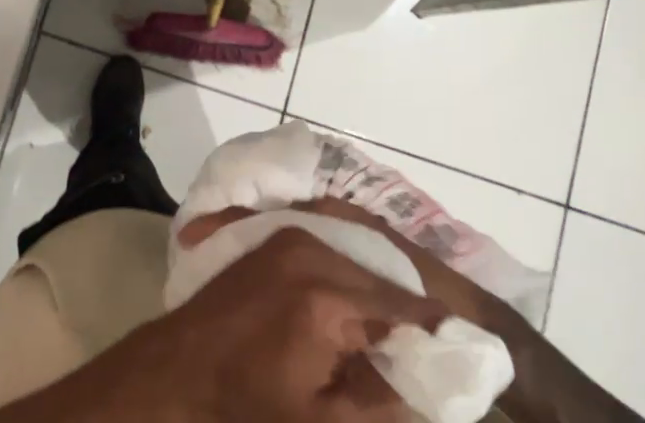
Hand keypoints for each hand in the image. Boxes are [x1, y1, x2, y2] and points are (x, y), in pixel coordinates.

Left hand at [0, 225, 449, 422]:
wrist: (172, 374)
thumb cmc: (244, 405)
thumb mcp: (326, 420)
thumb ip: (388, 399)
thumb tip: (439, 381)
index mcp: (329, 293)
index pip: (417, 312)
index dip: (447, 343)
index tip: (472, 370)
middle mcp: (313, 250)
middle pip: (390, 286)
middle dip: (413, 325)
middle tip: (431, 361)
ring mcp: (291, 239)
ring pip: (364, 269)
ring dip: (382, 305)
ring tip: (392, 349)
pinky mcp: (275, 243)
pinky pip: (335, 259)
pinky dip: (353, 288)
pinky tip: (356, 326)